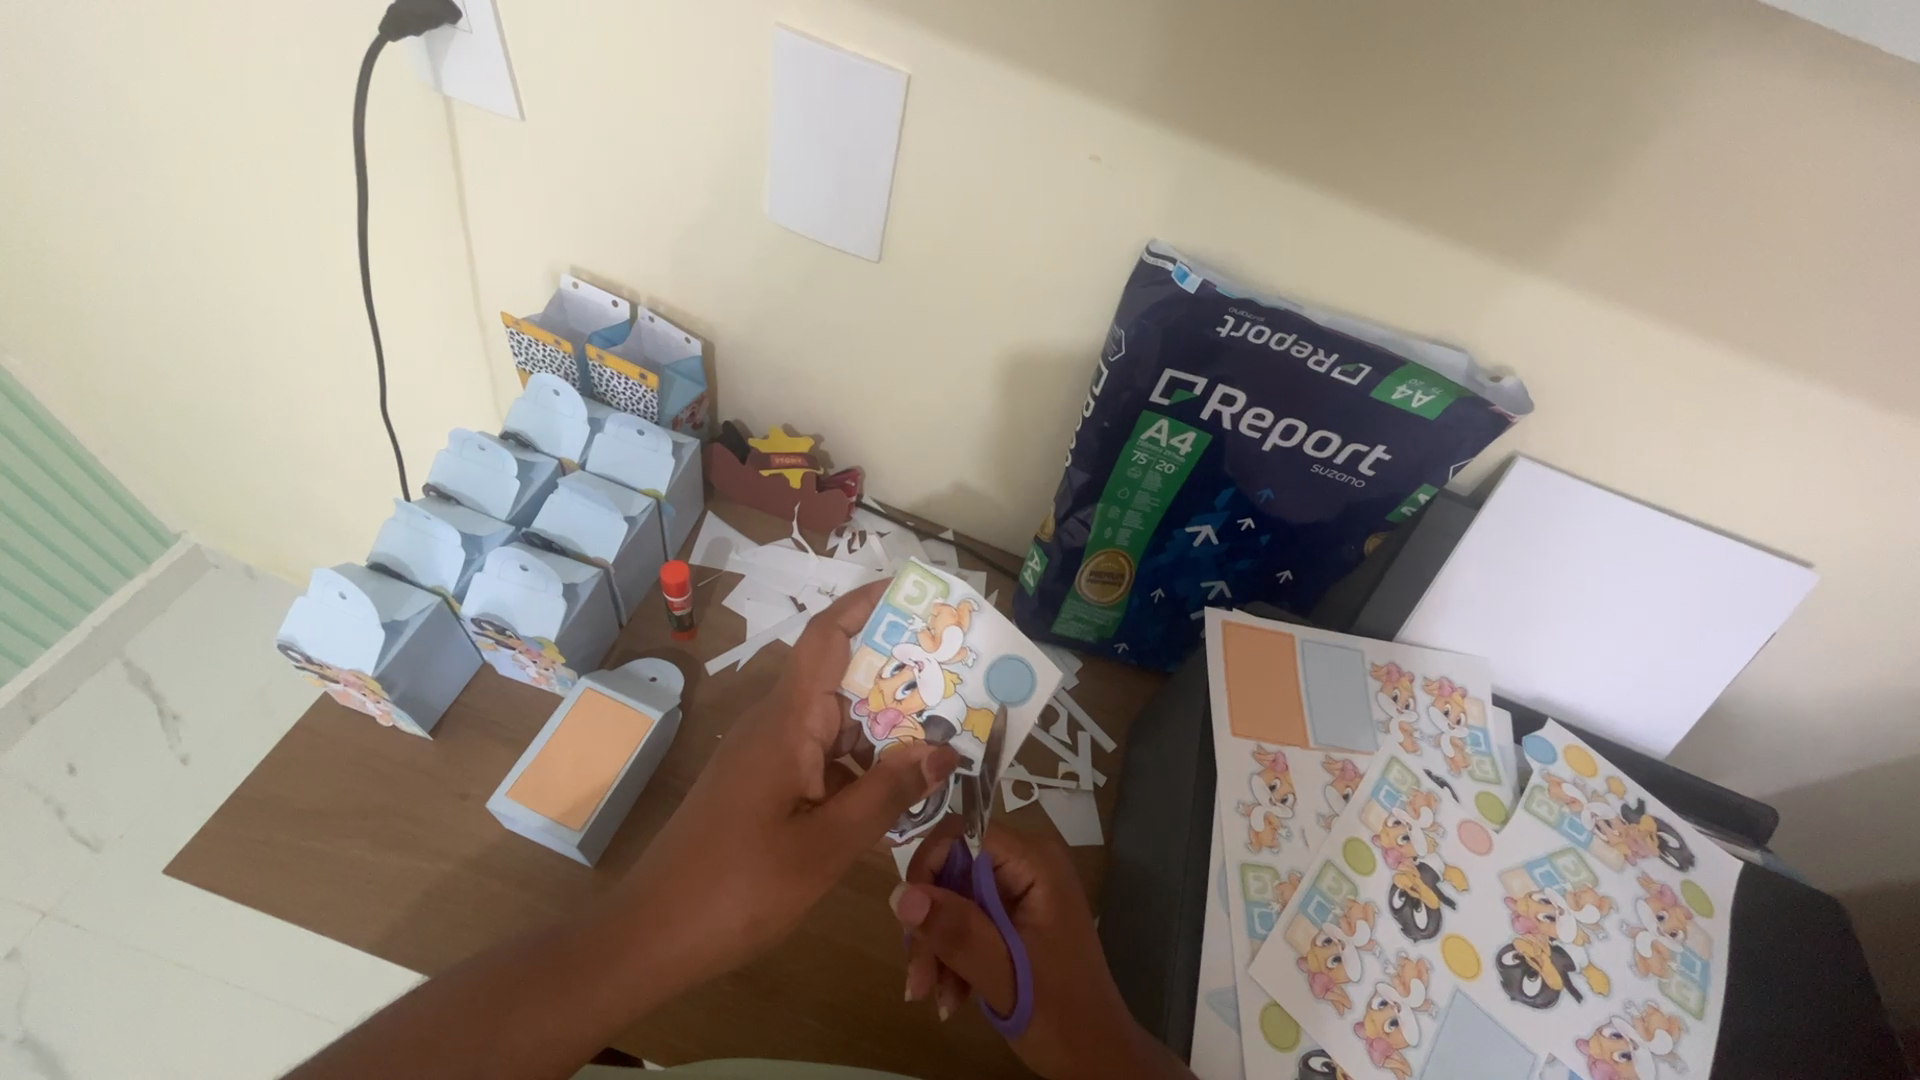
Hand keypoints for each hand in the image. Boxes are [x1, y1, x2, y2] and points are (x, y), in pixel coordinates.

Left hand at [608, 581, 958, 992]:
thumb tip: (946, 751)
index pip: (827, 636)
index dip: (867, 604)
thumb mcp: (826, 845)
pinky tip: (900, 793)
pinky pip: (824, 757)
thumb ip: (888, 793)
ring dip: (886, 728)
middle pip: (842, 677)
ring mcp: (769, 755)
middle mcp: (778, 724)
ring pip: (837, 722)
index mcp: (787, 721)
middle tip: (961, 679)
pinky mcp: (766, 785)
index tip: (915, 592)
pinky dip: (862, 766)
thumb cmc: (737, 888)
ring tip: (947, 736)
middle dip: (900, 673)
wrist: (649, 938)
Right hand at [893, 821, 1193, 1079]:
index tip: (909, 921)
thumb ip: (955, 931)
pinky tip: (950, 996)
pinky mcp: (1015, 913)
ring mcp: (1022, 888)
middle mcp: (1029, 863)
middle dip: (930, 922)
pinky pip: (968, 918)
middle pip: (954, 868)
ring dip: (937, 946)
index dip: (928, 869)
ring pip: (955, 896)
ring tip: (932, 996)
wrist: (1098, 1058)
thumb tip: (899, 894)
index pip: (962, 834)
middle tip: (918, 978)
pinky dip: (952, 954)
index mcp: (1036, 862)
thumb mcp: (1002, 974)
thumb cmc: (1061, 1016)